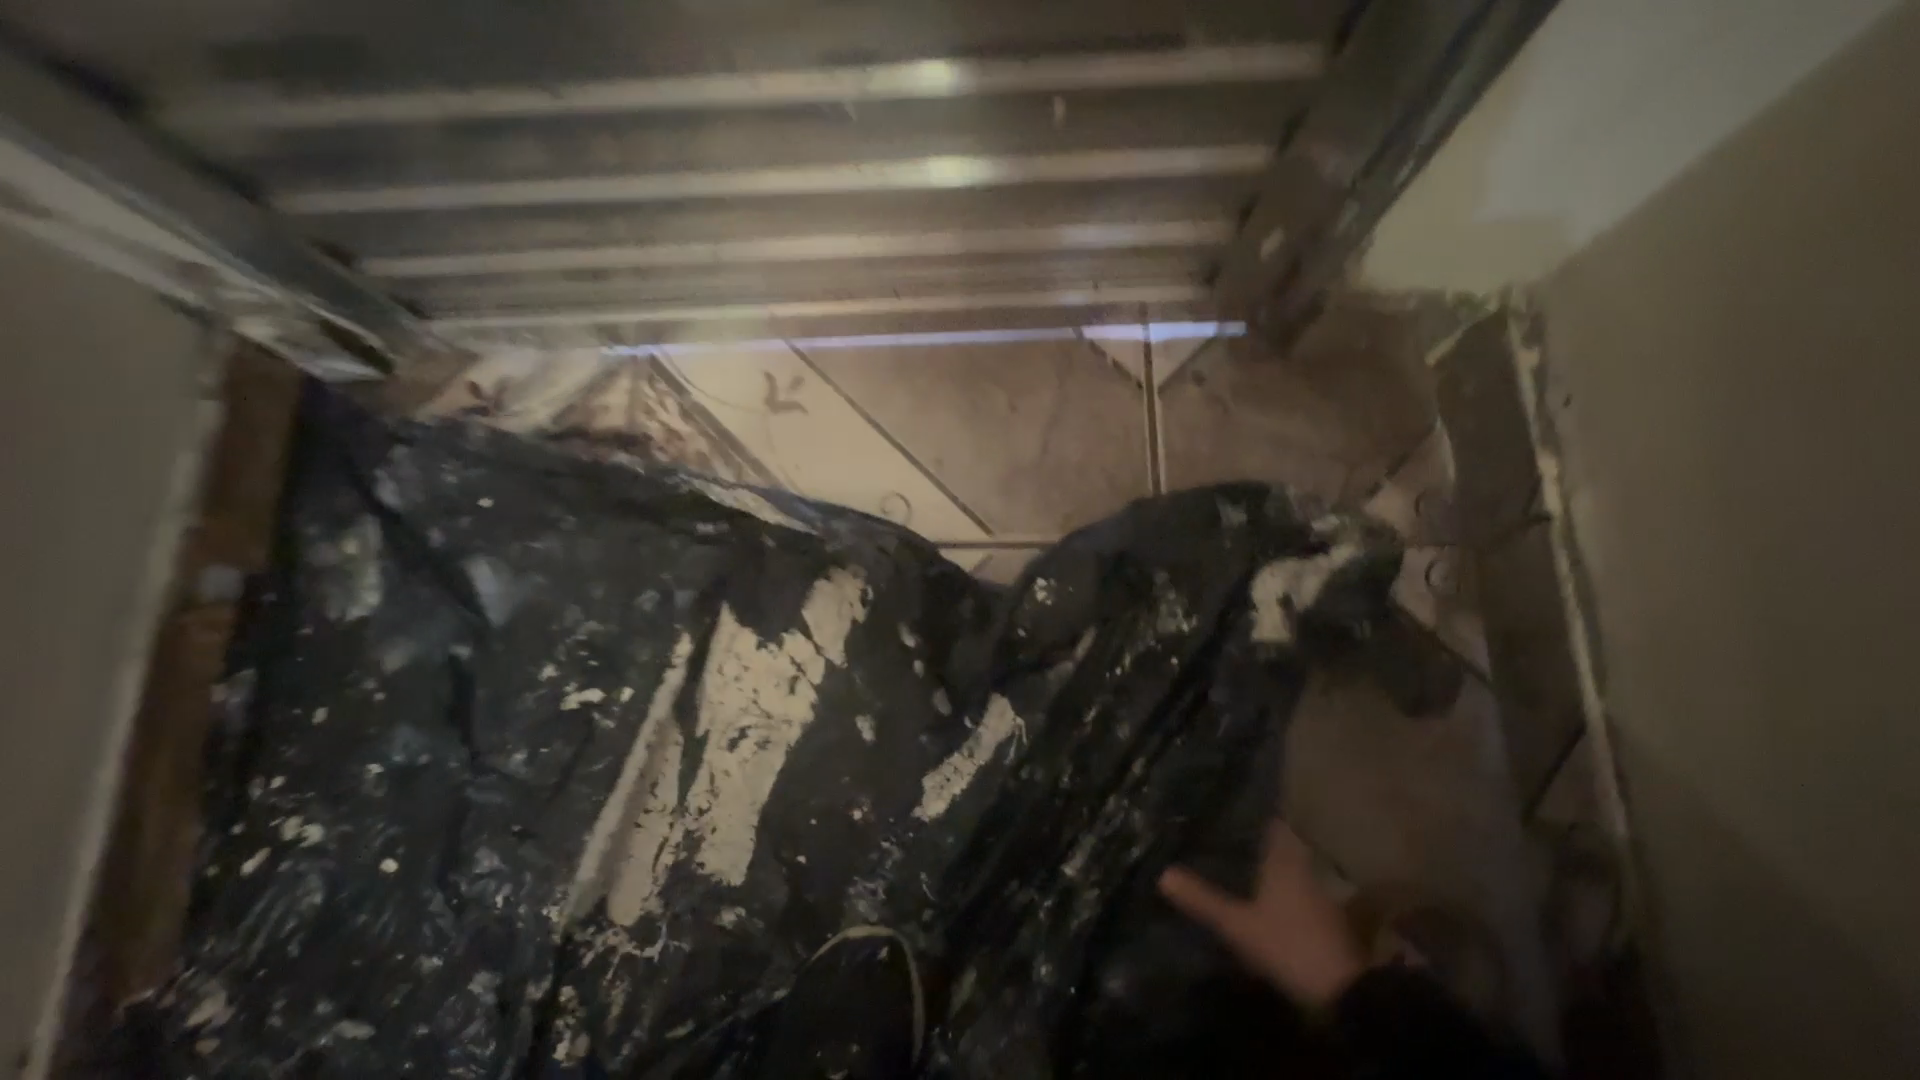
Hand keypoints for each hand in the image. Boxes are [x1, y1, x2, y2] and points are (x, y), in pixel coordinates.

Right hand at [1158, 822, 1366, 1008]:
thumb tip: (1163, 874)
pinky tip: (1256, 897)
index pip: (1272, 822)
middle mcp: (1304, 869)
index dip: (1252, 811)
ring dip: (1264, 863)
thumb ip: (1203, 900)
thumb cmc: (1290, 945)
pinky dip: (1275, 890)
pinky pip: (1293, 892)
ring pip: (1286, 868)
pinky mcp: (1323, 921)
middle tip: (1220, 830)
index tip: (1227, 802)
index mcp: (1285, 860)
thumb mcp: (1239, 925)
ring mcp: (1318, 896)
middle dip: (1253, 837)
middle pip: (1278, 844)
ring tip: (1232, 860)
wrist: (1347, 994)